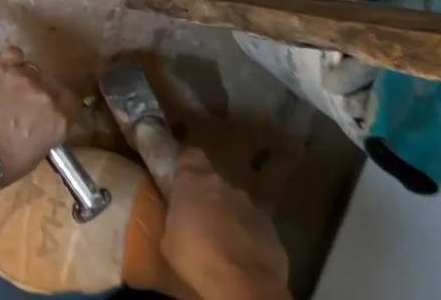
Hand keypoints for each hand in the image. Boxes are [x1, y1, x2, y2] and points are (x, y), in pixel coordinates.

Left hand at [0, 46, 77, 183]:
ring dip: (21, 79)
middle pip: (48, 85)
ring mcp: (25, 77)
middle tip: (20, 105)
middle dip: (37, 94)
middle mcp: (47, 95)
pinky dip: (10, 61)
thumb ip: (44, 131)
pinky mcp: (2, 66)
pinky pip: (14, 53)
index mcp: (59, 120)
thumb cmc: (3, 163)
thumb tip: (40, 122)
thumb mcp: (35, 153)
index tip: (47, 110)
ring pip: (30, 69)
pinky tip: (1, 71)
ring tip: (5, 90)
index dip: (59, 104)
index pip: (70, 102)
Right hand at [162, 148, 290, 299]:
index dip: (187, 166)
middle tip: (200, 222)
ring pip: (236, 206)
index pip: (191, 156)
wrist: (242, 283)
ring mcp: (251, 206)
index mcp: (194, 181)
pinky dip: (249, 238)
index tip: (182, 181)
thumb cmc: (195, 256)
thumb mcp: (169, 238)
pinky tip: (243, 259)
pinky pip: (254, 228)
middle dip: (209, 199)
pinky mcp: (271, 229)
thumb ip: (177, 220)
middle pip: (215, 184)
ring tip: (224, 245)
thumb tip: (182, 222)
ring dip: (230, 219)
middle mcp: (224, 186)